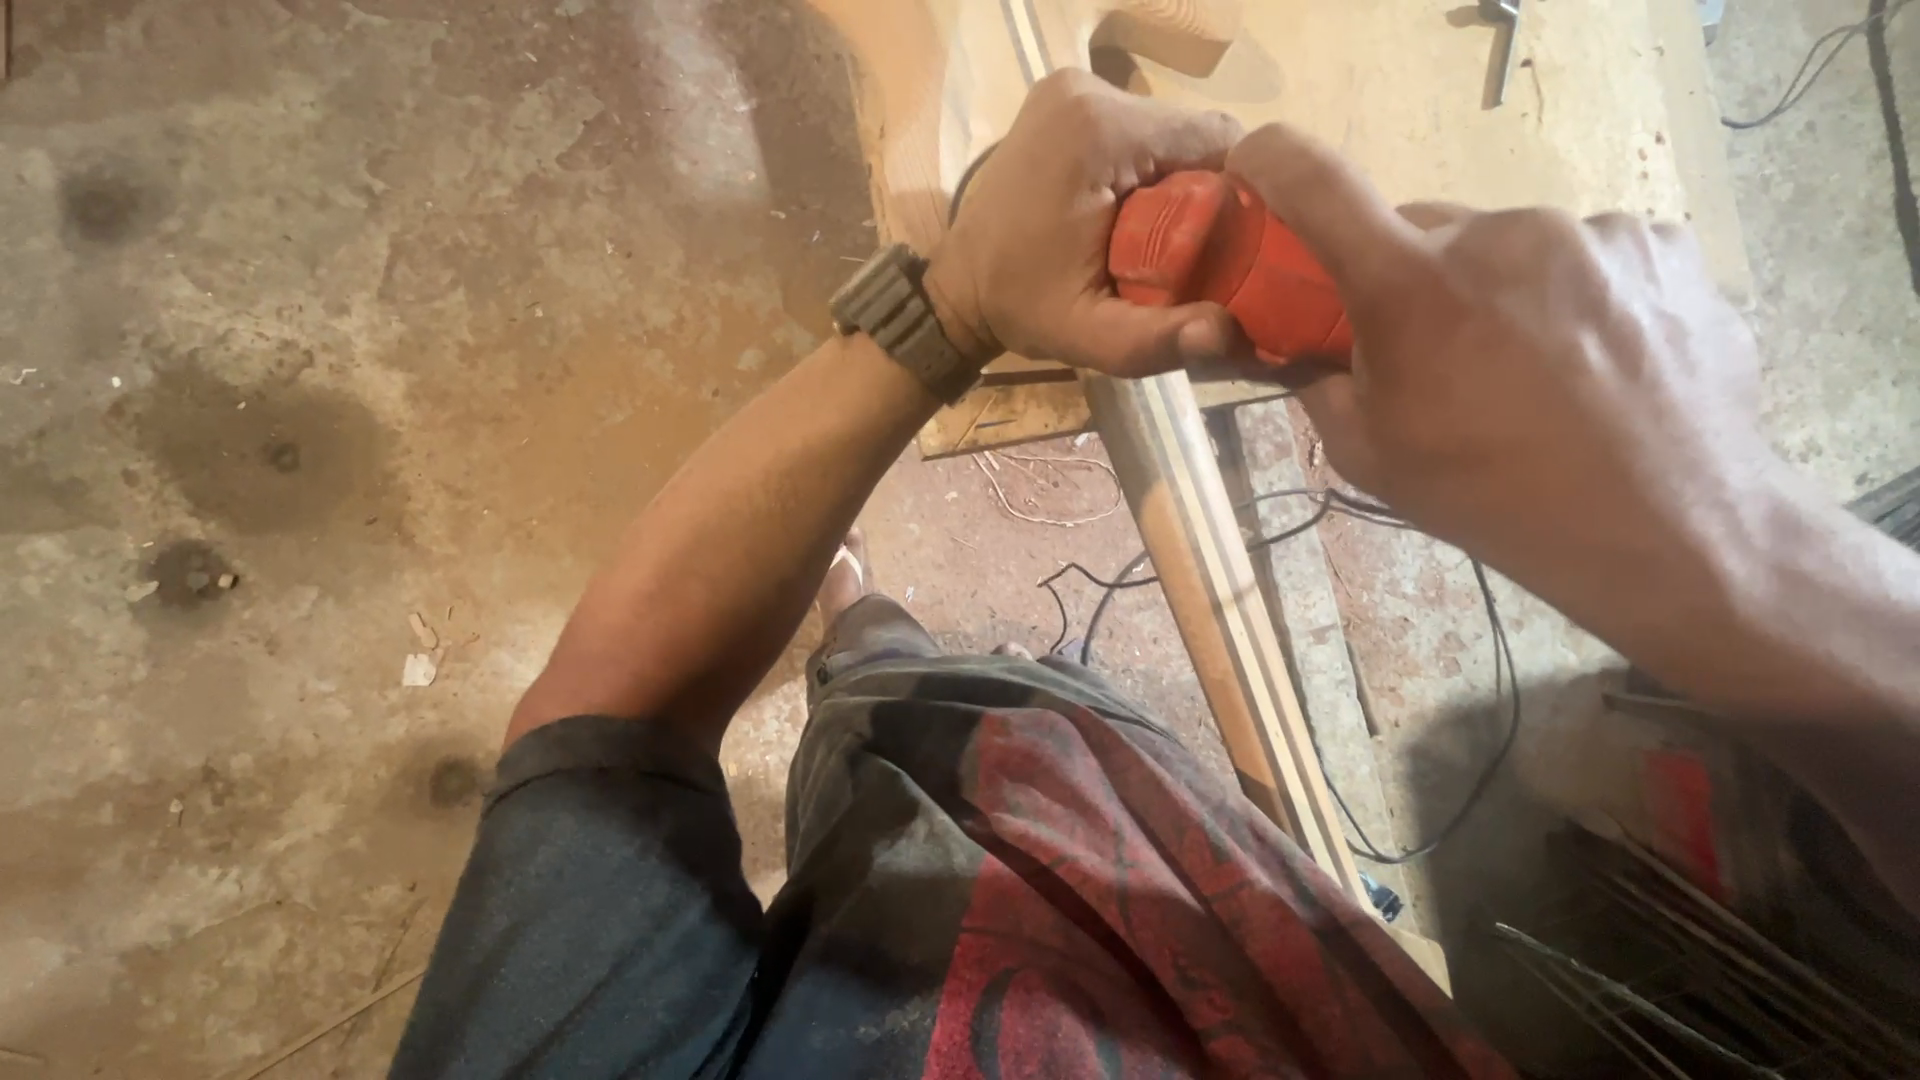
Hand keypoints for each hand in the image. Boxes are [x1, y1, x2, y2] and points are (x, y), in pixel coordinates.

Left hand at [923, 69, 1246, 376]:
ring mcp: (1070, 90)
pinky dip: (1146, 170)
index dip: (1235, 198)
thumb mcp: (1090, 337)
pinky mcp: (1062, 101)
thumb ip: (1157, 339)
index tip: (1224, 248)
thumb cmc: (1020, 311)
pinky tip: (1132, 215)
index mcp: (1100, 132)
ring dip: (1175, 184)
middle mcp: (1087, 92)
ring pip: (1166, 131)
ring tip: (1158, 238)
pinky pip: (1134, 130)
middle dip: (1202, 194)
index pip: (1216, 142)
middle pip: (1190, 134)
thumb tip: (1229, 334)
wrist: (958, 289)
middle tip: (1188, 253)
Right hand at [1224, 123, 1783, 640]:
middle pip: (1417, 229)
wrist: (1663, 524)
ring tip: (1517, 365)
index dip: (1272, 161)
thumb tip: (1302, 346)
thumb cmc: (1486, 495)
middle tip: (1422, 346)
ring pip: (1501, 243)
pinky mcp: (1658, 242)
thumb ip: (1319, 381)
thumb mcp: (1367, 453)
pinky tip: (1582, 356)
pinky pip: (1577, 252)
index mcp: (1412, 288)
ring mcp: (1590, 231)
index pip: (1319, 185)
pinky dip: (1560, 291)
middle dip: (1401, 275)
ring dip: (1485, 286)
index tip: (1252, 166)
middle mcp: (1499, 233)